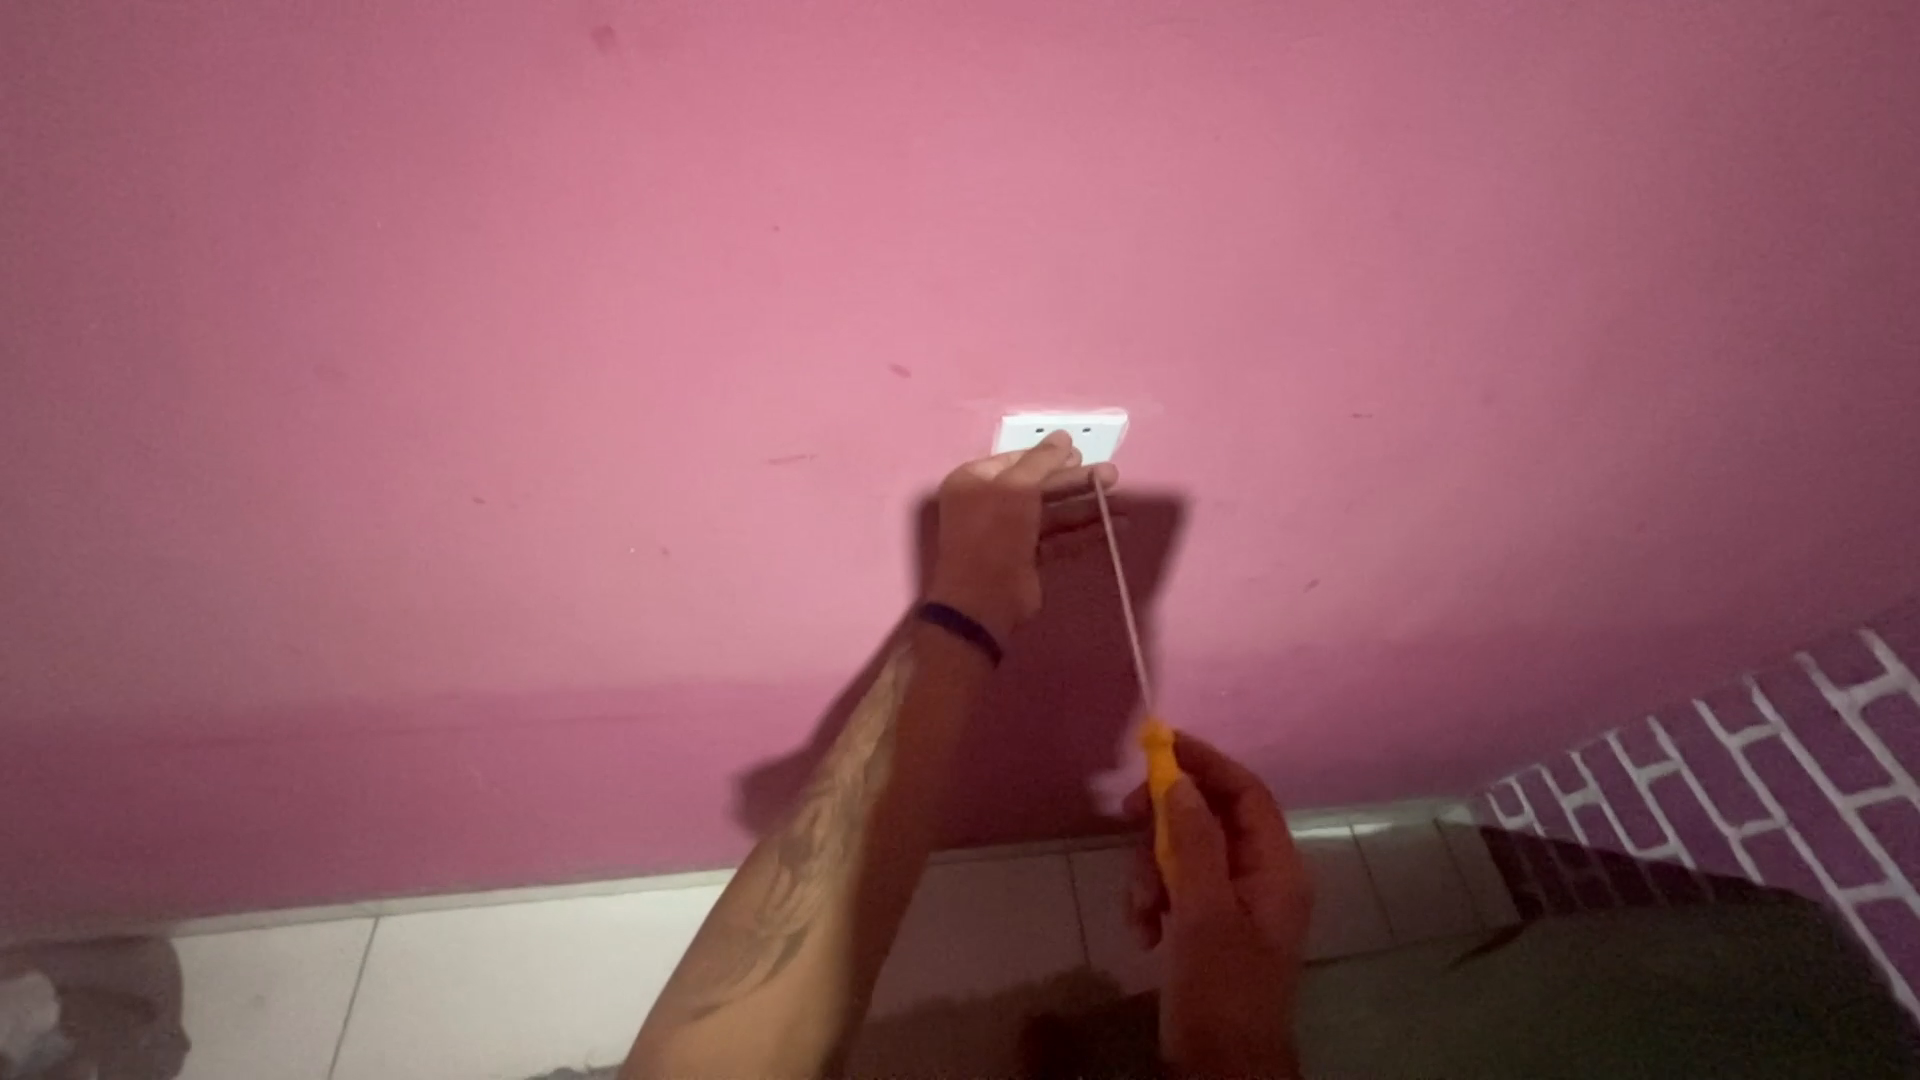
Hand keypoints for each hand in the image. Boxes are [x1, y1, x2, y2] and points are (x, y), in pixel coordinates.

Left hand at [924, 430, 1118, 642]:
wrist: (984, 599)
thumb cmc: (995, 532)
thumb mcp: (1016, 487)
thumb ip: (1042, 460)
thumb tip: (1063, 437)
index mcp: (974, 482)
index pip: (1016, 460)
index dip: (1049, 456)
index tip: (1080, 451)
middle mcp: (990, 504)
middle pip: (1039, 486)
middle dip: (1075, 481)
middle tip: (1111, 474)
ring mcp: (1009, 534)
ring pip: (1052, 513)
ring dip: (1086, 506)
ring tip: (1120, 499)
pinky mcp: (1028, 558)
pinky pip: (1059, 538)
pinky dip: (1084, 532)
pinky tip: (1114, 525)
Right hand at [1124, 733, 1311, 1078]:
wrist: (1222, 1071)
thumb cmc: (1222, 990)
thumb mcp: (1204, 912)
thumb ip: (1194, 841)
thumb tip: (1181, 781)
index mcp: (1276, 867)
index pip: (1245, 791)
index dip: (1206, 761)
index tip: (1160, 744)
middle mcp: (1258, 874)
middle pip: (1208, 815)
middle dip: (1163, 819)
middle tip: (1125, 816)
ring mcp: (1232, 898)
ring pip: (1183, 849)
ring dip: (1150, 870)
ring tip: (1140, 909)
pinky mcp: (1207, 920)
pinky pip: (1175, 884)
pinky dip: (1153, 898)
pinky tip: (1143, 932)